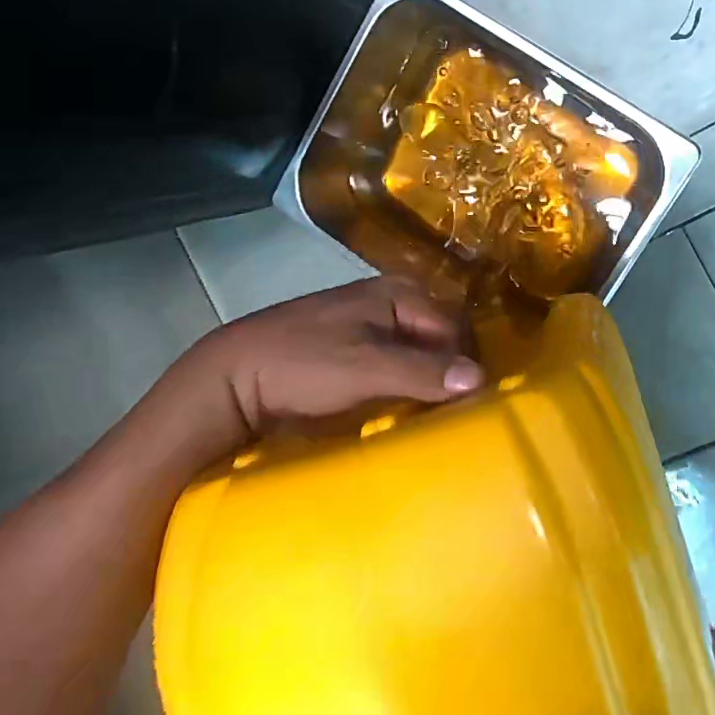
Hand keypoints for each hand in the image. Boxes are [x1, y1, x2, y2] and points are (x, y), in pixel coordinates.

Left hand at [147, 277, 484, 470]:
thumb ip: (423, 372)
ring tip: (436, 421)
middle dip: (450, 375)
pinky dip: (408, 389)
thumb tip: (482, 379)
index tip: (472, 406)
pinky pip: (399, 368)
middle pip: (441, 340)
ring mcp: (372, 328)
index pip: (455, 329)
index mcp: (399, 294)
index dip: (465, 365)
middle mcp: (392, 304)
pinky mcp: (356, 353)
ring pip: (421, 356)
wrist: (231, 380)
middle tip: (456, 416)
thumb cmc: (301, 364)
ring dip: (429, 386)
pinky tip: (409, 414)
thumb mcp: (365, 368)